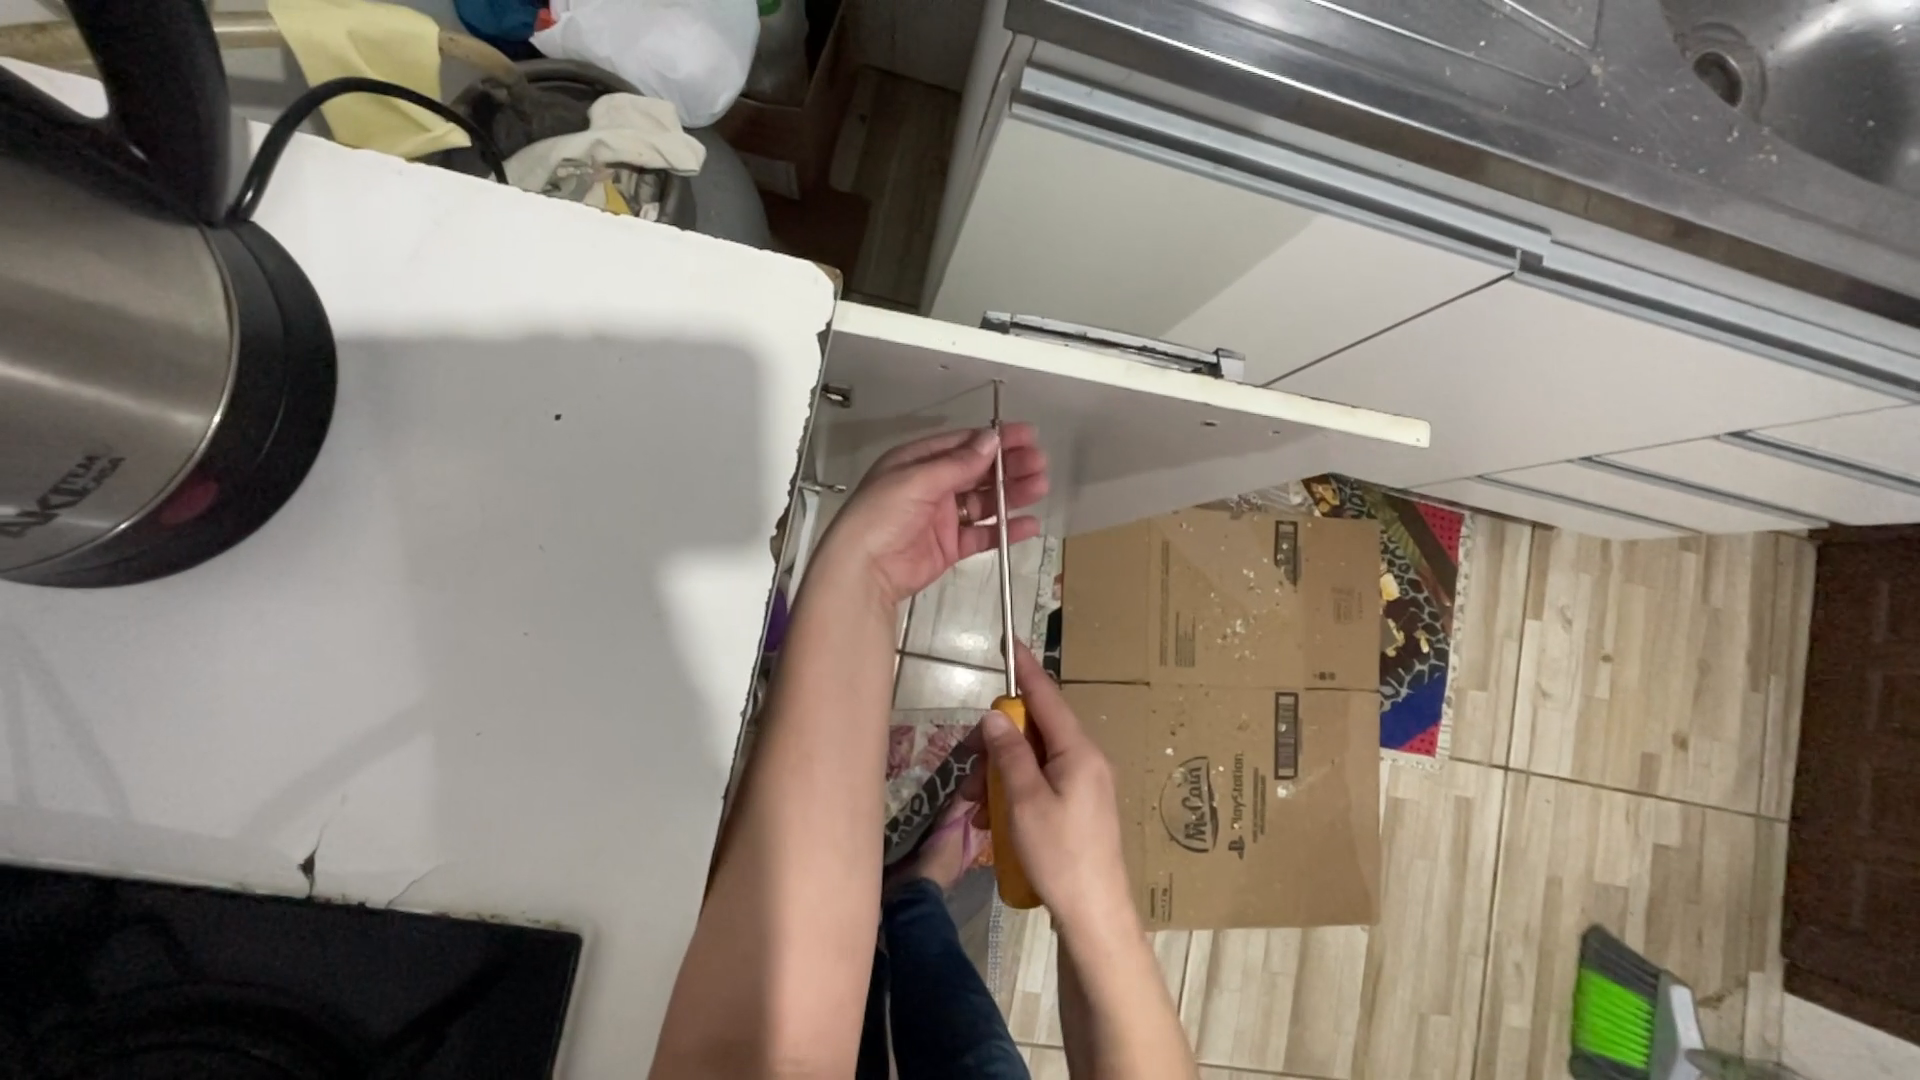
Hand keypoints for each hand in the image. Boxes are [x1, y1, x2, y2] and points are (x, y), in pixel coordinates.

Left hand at [815, 424, 1046, 606]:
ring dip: (1012, 493)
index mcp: (917, 462)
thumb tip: (991, 439)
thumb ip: (958, 463)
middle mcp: (931, 486)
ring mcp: (941, 518)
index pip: (963, 445)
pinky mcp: (948, 547)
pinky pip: (982, 534)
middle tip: (1039, 463)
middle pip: (978, 471)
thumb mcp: (917, 479)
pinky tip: (1028, 524)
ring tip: (1040, 487)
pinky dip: (1005, 529)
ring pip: (984, 501)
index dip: (995, 440)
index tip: (1027, 436)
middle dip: (1009, 466)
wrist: (862, 570)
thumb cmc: (880, 516)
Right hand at [978, 643, 1133, 940]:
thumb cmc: (1061, 855)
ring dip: (1000, 775)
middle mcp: (1086, 760)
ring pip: (1032, 760)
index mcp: (1079, 751)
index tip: (1010, 643)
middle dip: (997, 745)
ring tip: (976, 808)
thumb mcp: (1025, 802)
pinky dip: (1014, 794)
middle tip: (969, 773)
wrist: (1094, 915)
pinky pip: (1040, 784)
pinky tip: (992, 820)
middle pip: (1034, 731)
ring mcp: (1084, 785)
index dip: (1026, 669)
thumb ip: (1009, 754)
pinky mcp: (1078, 808)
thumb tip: (995, 715)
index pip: (1048, 696)